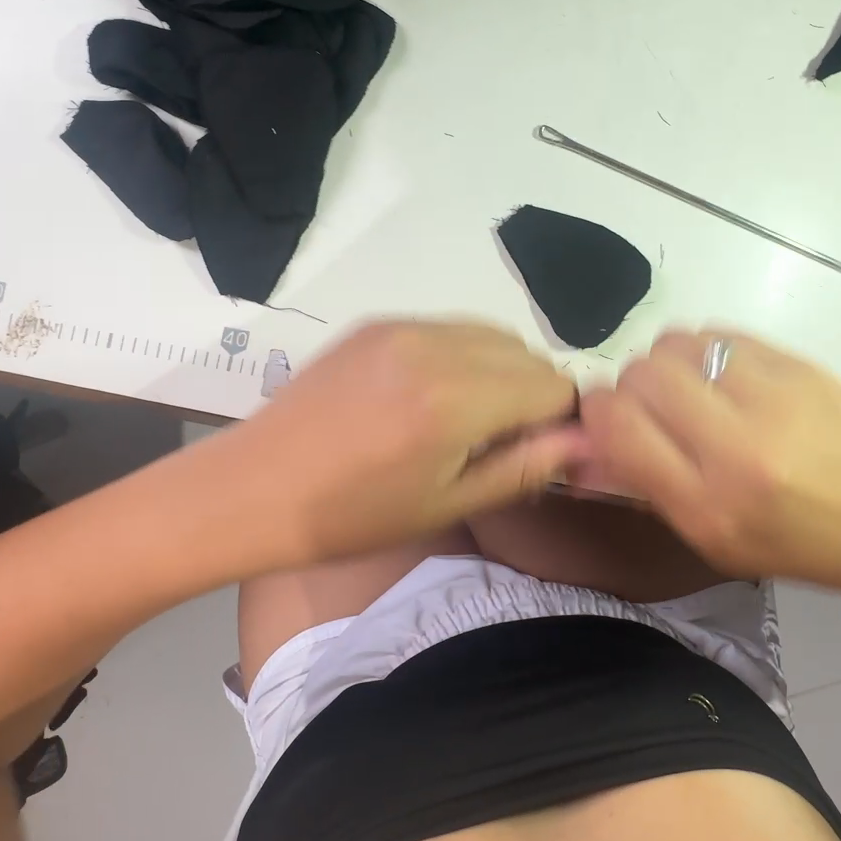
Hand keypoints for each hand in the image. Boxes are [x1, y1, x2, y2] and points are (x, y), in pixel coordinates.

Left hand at [227, 320, 585, 563]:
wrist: (252, 490)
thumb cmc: (352, 517)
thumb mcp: (448, 504)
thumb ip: (526, 465)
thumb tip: (588, 438)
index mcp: (456, 400)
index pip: (553, 384)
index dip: (560, 419)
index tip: (537, 450)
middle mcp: (436, 346)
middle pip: (527, 352)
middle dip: (533, 392)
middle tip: (501, 440)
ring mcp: (403, 327)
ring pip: (491, 334)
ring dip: (501, 370)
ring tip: (467, 417)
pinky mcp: (378, 323)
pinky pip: (450, 327)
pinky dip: (464, 355)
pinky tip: (431, 395)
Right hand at [578, 330, 840, 587]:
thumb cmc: (802, 545)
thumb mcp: (715, 541)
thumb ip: (644, 487)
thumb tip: (580, 445)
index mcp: (707, 505)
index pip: (615, 424)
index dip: (597, 412)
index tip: (609, 418)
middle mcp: (735, 448)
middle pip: (641, 374)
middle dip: (632, 385)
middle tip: (655, 406)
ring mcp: (772, 398)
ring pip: (677, 343)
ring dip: (669, 362)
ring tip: (694, 388)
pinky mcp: (799, 365)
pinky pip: (721, 334)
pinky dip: (709, 351)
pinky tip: (729, 378)